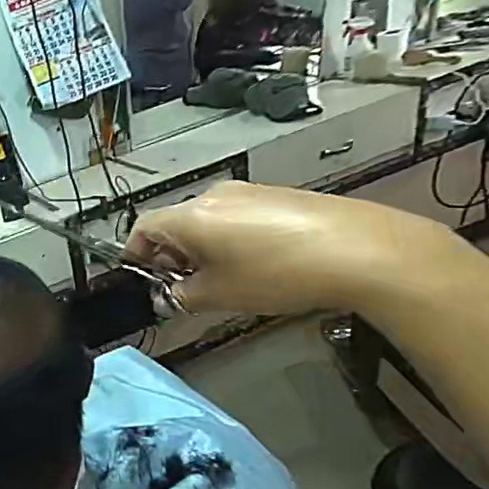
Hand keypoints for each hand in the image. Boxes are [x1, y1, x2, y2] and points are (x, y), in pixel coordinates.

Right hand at [124, 181, 484, 317]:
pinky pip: (235, 217)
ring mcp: (246, 192)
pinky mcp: (274, 196)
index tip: (141, 279)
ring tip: (220, 281)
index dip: (134, 254)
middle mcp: (213, 195)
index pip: (142, 227)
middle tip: (182, 289)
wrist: (354, 248)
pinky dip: (227, 240)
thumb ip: (182, 296)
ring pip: (205, 220)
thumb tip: (168, 296)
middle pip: (174, 222)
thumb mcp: (221, 295)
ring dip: (199, 249)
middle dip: (170, 256)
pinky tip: (253, 265)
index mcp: (191, 215)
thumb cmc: (276, 273)